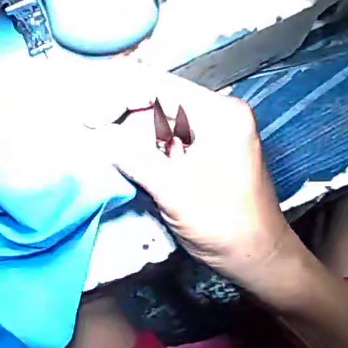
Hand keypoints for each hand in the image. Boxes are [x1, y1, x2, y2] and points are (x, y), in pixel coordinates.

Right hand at [88, 65, 306, 289]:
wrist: (259, 259)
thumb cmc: (224, 223)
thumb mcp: (172, 188)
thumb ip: (133, 157)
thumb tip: (98, 136)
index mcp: (219, 113)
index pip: (159, 88)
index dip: (118, 98)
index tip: (88, 118)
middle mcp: (217, 114)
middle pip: (157, 103)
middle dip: (120, 115)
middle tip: (88, 129)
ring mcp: (211, 133)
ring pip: (158, 122)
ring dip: (128, 132)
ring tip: (97, 138)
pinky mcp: (204, 153)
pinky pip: (166, 140)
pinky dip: (142, 147)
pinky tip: (119, 152)